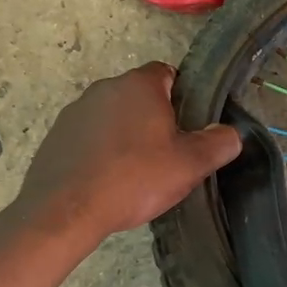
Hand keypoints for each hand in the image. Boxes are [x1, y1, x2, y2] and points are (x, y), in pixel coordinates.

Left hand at [16, 63, 239, 239]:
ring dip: (125, 135)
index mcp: (139, 84)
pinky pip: (88, 137)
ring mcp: (75, 112)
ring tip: (135, 172)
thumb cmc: (134, 178)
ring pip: (113, 116)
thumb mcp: (191, 164)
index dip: (183, 97)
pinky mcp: (55, 137)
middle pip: (140, 96)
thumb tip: (231, 134)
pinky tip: (106, 181)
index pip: (168, 73)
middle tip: (167, 153)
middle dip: (154, 118)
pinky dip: (100, 151)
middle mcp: (105, 88)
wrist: (63, 213)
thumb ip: (219, 143)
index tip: (188, 127)